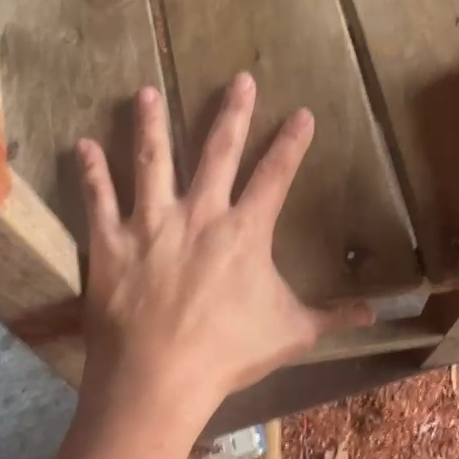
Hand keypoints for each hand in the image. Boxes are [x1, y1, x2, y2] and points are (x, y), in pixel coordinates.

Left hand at [75, 74, 372, 412]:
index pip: (276, 175)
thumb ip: (332, 318)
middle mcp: (199, 214)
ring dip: (151, 123)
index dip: (292, 143)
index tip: (302, 113)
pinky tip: (83, 144)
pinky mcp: (111, 242)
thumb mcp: (291, 334)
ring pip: (152, 160)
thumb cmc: (229, 354)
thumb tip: (375, 317)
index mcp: (244, 232)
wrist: (159, 378)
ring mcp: (151, 224)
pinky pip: (98, 199)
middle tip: (240, 79)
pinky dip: (91, 171)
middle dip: (232, 113)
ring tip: (147, 91)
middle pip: (218, 152)